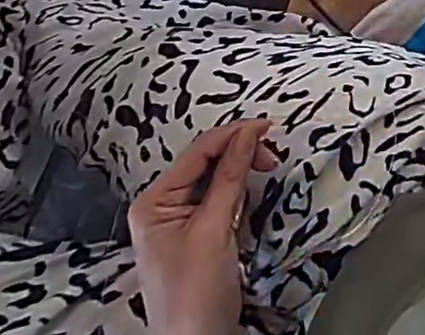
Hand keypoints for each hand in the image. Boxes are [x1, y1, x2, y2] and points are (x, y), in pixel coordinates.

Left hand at [128, 119, 278, 334]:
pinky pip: (218, 204)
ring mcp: (179, 225)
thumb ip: (230, 178)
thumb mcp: (214, 231)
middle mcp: (162, 207)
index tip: (262, 125)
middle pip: (205, 165)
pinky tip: (249, 194)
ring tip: (264, 170)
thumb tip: (246, 136)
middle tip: (270, 154)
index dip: (232, 135)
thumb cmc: (195, 300)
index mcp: (154, 201)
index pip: (197, 153)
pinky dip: (237, 196)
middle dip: (238, 156)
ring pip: (214, 183)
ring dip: (240, 175)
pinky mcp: (197, 240)